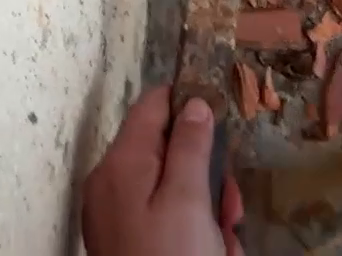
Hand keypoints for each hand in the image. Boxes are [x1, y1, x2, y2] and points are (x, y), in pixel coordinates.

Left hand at [81, 87, 243, 255]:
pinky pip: (165, 219)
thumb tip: (194, 100)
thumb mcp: (188, 200)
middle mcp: (111, 183)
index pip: (153, 104)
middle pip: (167, 150)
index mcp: (120, 163)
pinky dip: (193, 231)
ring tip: (225, 242)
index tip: (224, 120)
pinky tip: (214, 253)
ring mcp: (116, 217)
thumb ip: (190, 144)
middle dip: (206, 172)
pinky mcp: (127, 244)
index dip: (190, 102)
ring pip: (172, 188)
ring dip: (207, 208)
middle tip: (230, 205)